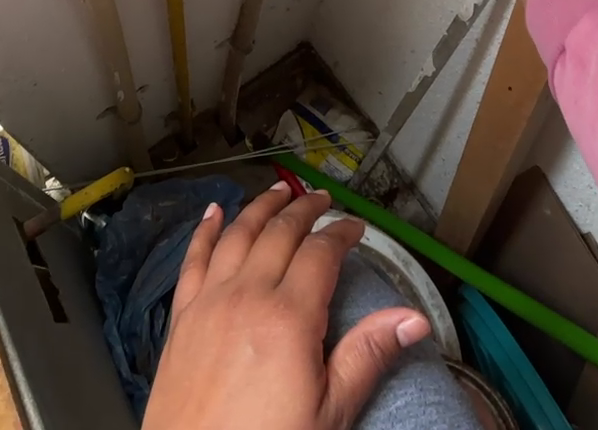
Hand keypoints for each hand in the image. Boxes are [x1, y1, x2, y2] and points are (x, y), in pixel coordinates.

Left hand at [141, 184, 430, 429]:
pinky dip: (206, 230)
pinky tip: (214, 212)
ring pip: (238, 234)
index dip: (340, 233)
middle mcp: (247, 295)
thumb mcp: (330, 412)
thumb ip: (367, 356)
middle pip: (279, 233)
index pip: (321, 254)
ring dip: (260, 207)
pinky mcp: (184, 314)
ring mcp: (211, 300)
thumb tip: (413, 319)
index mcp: (289, 317)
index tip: (354, 226)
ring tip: (278, 190)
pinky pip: (194, 258)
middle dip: (304, 208)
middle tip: (321, 198)